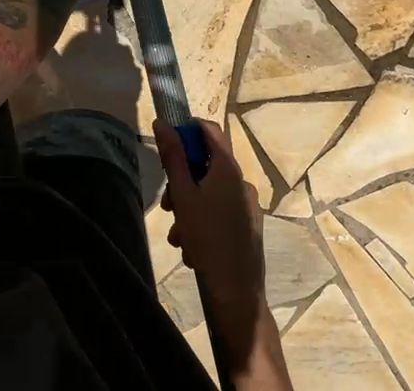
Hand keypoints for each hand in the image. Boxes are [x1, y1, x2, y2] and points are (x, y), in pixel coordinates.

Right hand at [153, 120, 265, 312]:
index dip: (187, 129)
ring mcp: (248, 206)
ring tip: (178, 236)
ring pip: (211, 193)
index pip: (209, 129)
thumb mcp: (182, 194)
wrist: (236, 291)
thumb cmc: (206, 237)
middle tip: (168, 207)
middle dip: (182, 182)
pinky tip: (193, 247)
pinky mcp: (249, 227)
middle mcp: (242, 182)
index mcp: (228, 169)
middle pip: (207, 165)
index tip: (167, 145)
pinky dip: (204, 221)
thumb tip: (163, 123)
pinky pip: (221, 212)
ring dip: (190, 208)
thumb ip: (173, 156)